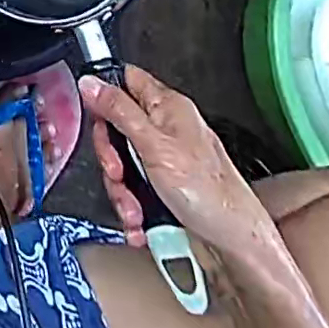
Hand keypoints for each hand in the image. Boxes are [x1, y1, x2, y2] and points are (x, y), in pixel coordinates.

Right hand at [80, 65, 273, 252]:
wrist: (237, 247)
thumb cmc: (211, 194)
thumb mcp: (154, 145)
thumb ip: (119, 111)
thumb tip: (91, 82)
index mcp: (168, 105)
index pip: (126, 79)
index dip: (105, 93)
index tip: (96, 117)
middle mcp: (166, 128)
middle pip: (117, 126)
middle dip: (112, 157)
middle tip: (119, 172)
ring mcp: (165, 158)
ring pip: (123, 162)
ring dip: (121, 190)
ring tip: (134, 208)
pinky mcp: (165, 187)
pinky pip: (134, 188)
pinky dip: (132, 206)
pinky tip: (140, 221)